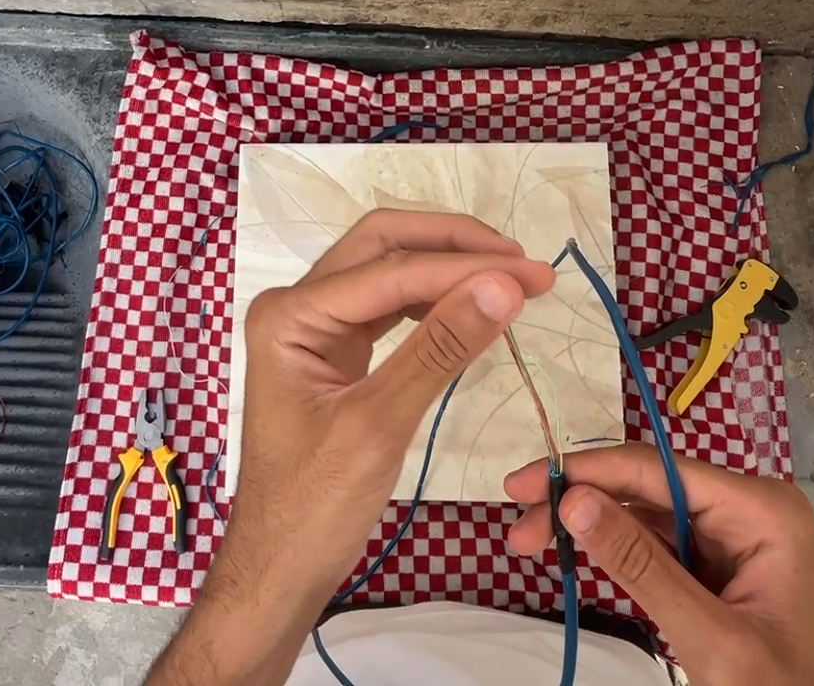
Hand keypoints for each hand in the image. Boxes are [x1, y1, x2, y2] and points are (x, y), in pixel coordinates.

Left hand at [149, 209, 555, 685]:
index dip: (463, 268)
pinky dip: (432, 299)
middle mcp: (297, 304)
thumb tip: (504, 286)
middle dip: (452, 246)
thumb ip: (440, 350)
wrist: (280, 566)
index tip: (532, 274)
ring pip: (387, 268)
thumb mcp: (380, 425)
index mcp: (289, 315)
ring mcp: (314, 322)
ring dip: (446, 266)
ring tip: (508, 279)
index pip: (390, 272)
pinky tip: (469, 305)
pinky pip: (388, 303)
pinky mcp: (335, 345)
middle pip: (382, 246)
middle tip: (520, 262)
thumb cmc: (315, 507)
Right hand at [506, 445, 813, 685]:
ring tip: (532, 542)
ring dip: (589, 527)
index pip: (653, 469)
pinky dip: (613, 552)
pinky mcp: (719, 569)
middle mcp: (744, 508)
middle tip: (519, 529)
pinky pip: (656, 545)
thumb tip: (571, 499)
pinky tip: (577, 553)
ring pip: (643, 514)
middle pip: (643, 488)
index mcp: (759, 508)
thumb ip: (641, 567)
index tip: (520, 485)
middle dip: (579, 503)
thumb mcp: (713, 641)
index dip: (583, 471)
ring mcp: (732, 538)